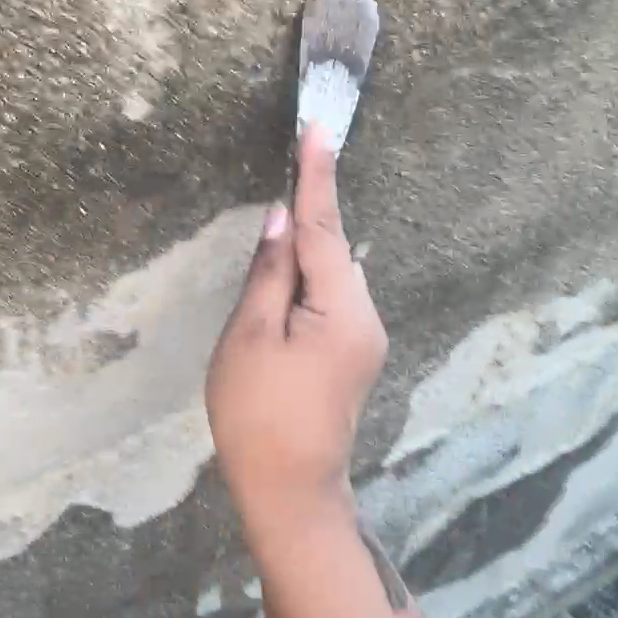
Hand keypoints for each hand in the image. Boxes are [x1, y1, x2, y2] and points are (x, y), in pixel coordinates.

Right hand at [206, 122, 388, 530]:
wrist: (289, 488)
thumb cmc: (257, 411)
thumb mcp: (250, 335)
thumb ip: (270, 271)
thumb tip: (281, 216)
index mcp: (342, 309)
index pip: (325, 227)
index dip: (317, 176)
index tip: (319, 128)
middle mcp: (366, 316)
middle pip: (330, 252)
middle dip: (303, 224)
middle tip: (279, 207)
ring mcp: (366, 337)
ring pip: (330, 277)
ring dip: (302, 259)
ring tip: (268, 274)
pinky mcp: (356, 352)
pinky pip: (331, 299)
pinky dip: (307, 285)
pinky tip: (282, 301)